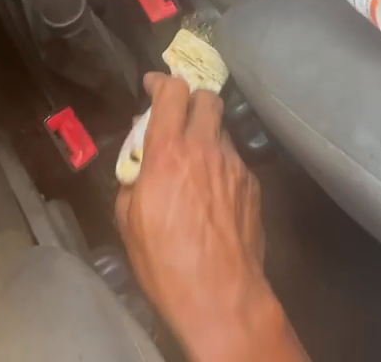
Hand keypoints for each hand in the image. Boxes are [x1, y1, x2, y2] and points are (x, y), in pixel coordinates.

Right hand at [116, 75, 305, 361]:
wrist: (221, 299)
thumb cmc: (165, 261)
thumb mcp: (128, 219)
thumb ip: (132, 179)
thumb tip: (139, 165)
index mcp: (168, 150)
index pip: (172, 91)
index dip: (160, 82)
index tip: (152, 86)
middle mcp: (205, 148)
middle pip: (206, 96)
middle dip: (191, 98)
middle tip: (178, 115)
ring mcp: (234, 165)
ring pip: (222, 129)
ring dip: (206, 133)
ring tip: (195, 160)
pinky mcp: (253, 186)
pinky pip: (234, 160)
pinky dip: (221, 164)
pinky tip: (213, 192)